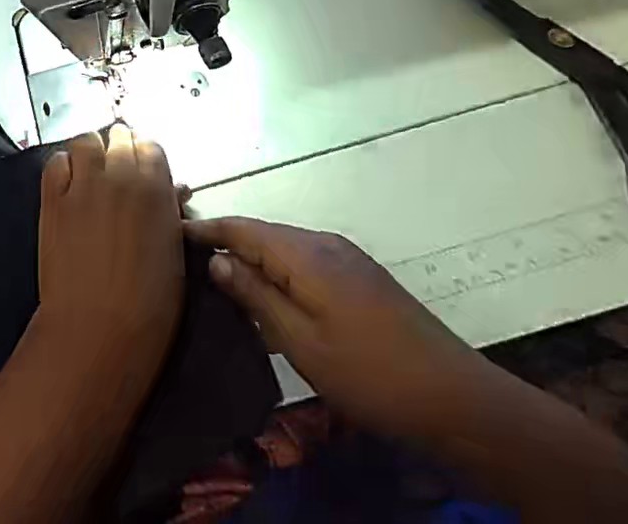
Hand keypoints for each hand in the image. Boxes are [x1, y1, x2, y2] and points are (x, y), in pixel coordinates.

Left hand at [36, 125, 184, 369]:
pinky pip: (56, 163)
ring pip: (85, 141)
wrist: (98, 328)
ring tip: (91, 172)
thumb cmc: (151, 302)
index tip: (141, 166)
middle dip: (118, 149)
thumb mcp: (173, 251)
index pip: (150, 145)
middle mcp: (119, 174)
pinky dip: (63, 166)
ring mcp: (82, 184)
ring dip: (90, 152)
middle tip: (116, 169)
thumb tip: (170, 190)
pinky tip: (68, 184)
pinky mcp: (52, 198)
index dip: (145, 155)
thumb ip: (168, 211)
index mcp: (157, 186)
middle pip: (117, 137)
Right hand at [182, 217, 492, 433]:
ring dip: (252, 261)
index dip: (205, 228)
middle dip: (226, 243)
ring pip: (283, 250)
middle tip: (188, 262)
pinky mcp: (360, 278)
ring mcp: (346, 259)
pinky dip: (277, 273)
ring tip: (219, 282)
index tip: (170, 230)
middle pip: (262, 234)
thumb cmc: (369, 372)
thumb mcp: (300, 340)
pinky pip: (304, 264)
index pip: (242, 227)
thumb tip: (217, 260)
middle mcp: (324, 244)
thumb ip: (255, 295)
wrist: (457, 400)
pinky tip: (267, 300)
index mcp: (306, 253)